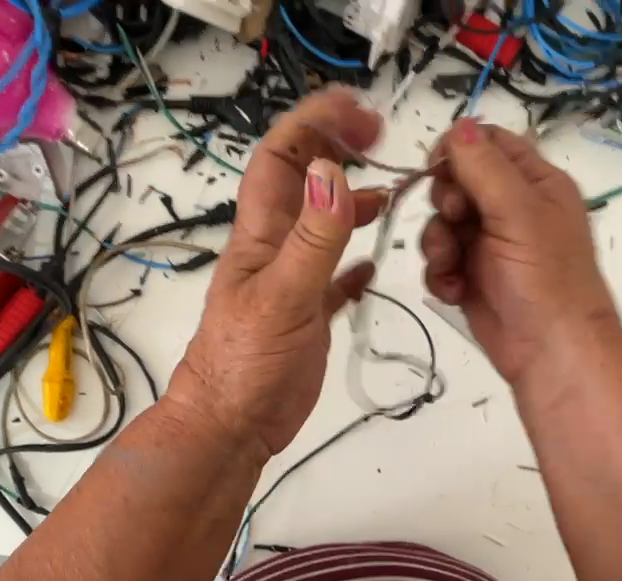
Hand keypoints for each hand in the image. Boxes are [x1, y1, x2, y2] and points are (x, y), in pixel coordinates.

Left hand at [170, 89, 389, 454]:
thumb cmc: (245, 364)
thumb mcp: (282, 297)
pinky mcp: (306, 320)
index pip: (283, 159)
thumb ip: (312, 240)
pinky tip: (372, 266)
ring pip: (323, 229)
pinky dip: (352, 267)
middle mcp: (277, 252)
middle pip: (304, 185)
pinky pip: (332, 281)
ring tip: (390, 196)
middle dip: (337, 152)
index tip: (360, 115)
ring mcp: (292, 286)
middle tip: (381, 143)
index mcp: (263, 237)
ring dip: (351, 204)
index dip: (315, 126)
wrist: (231, 425)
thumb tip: (332, 174)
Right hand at [420, 119, 621, 384]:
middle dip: (445, 204)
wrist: (551, 352)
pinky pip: (440, 264)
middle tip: (456, 222)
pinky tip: (455, 292)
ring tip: (452, 268)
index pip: (488, 144)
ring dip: (438, 245)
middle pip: (456, 184)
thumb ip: (484, 167)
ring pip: (441, 226)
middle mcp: (510, 209)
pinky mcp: (471, 281)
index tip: (440, 170)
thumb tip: (458, 125)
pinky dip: (441, 276)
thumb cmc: (545, 278)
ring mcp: (488, 247)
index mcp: (534, 183)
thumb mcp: (519, 212)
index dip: (458, 151)